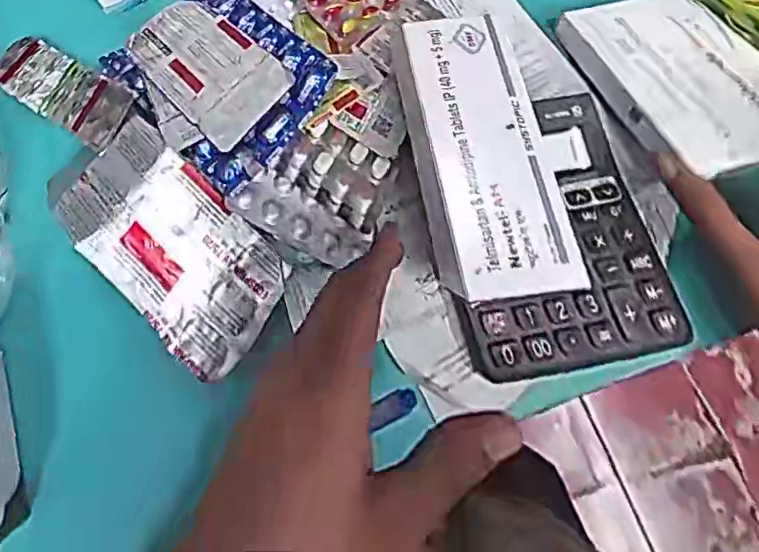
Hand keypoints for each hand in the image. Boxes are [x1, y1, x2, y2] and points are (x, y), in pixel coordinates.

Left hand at [176, 225, 523, 551]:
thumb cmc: (313, 547)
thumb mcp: (394, 521)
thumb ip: (447, 467)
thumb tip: (503, 427)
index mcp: (329, 393)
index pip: (355, 307)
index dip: (374, 267)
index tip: (390, 238)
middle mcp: (292, 380)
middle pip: (327, 308)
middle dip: (356, 277)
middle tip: (384, 257)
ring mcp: (267, 396)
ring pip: (307, 328)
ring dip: (338, 305)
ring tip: (368, 298)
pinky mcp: (255, 417)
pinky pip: (294, 353)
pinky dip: (322, 336)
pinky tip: (340, 364)